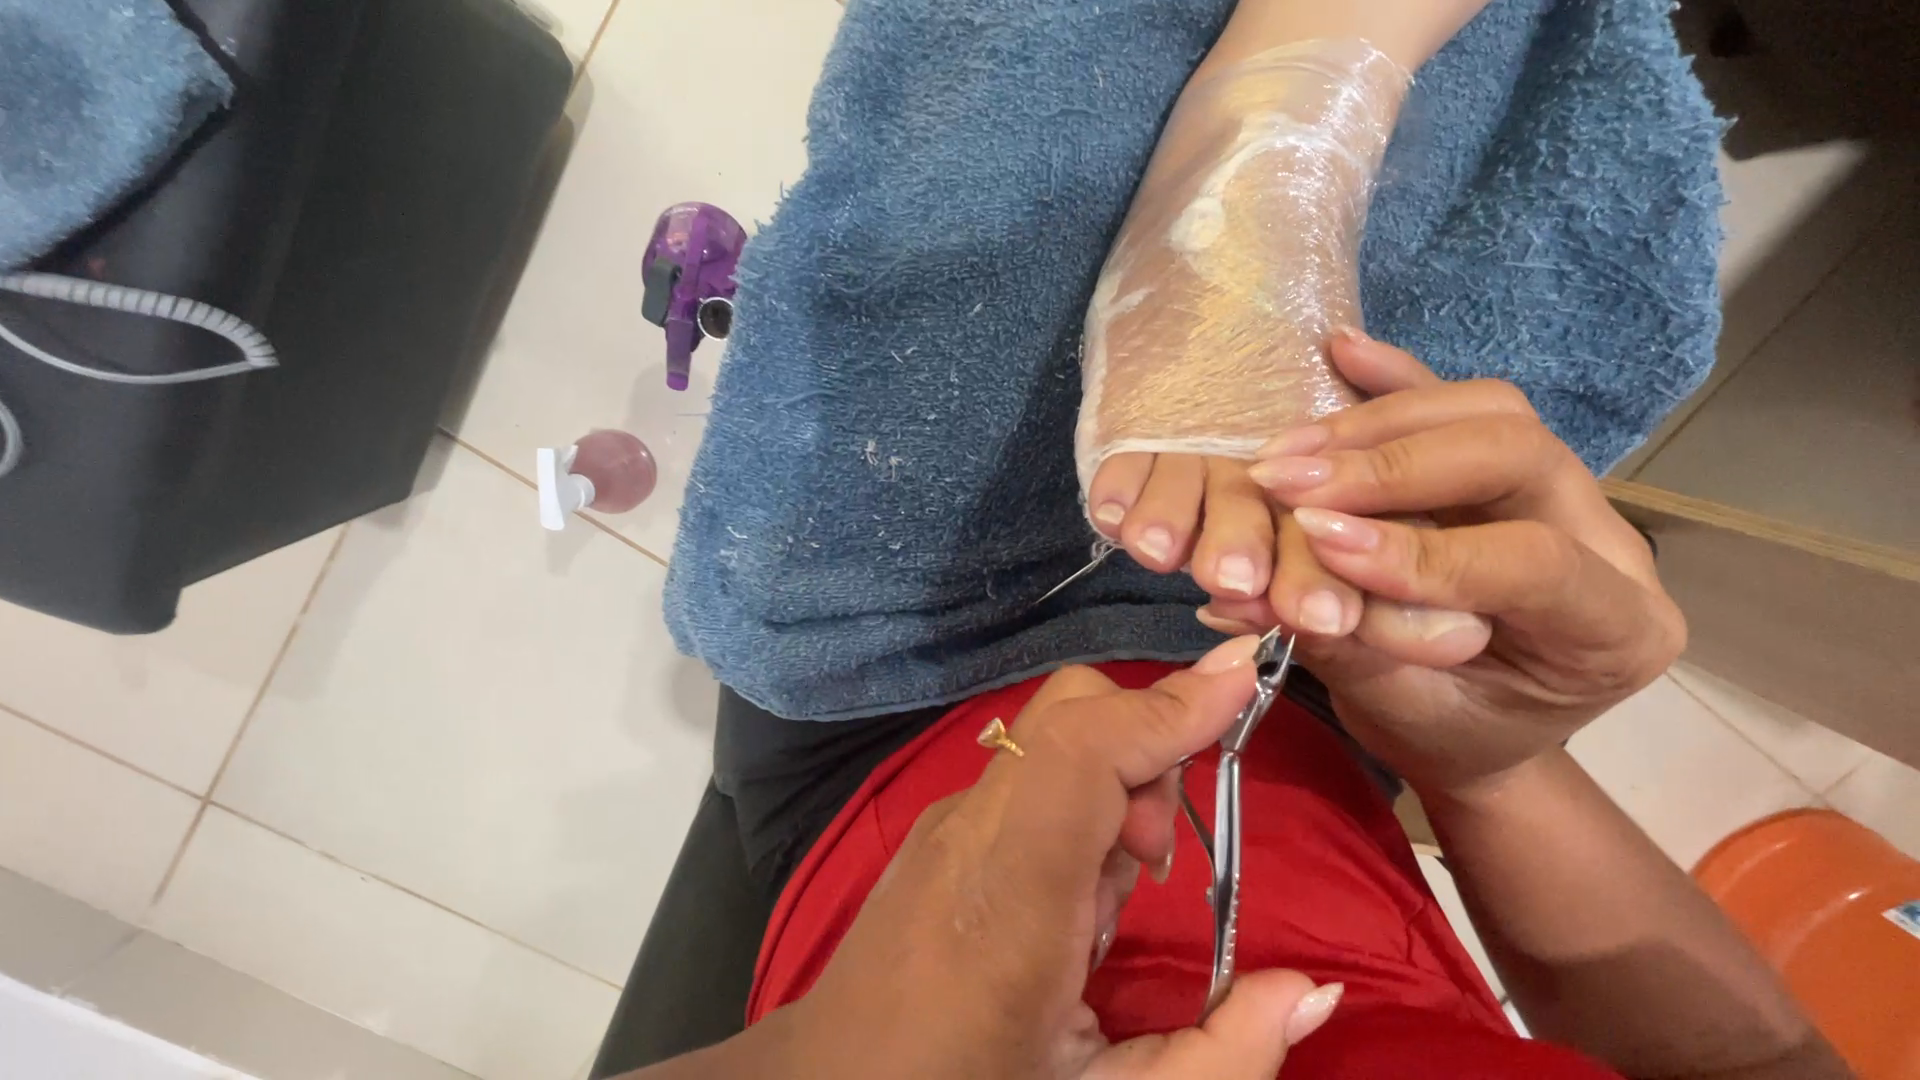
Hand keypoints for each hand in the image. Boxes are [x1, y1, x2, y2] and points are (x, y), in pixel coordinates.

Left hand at [766, 643, 1345, 1078]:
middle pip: (1068, 713)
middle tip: (1160, 853)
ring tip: (1123, 882)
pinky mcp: (940, 826)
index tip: (1246, 678)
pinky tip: (1080, 888)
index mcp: (1011, 898)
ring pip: (1050, 732)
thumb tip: (1314, 986)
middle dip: (1149, 740)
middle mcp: (971, 832)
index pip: (1084, 752)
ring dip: (1117, 773)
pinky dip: (1080, 796)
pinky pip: (1028, 770)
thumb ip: (1220, 1056)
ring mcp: (946, 821)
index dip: (1167, 706)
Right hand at [1203, 333, 1685, 797]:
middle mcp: (1607, 541)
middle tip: (1288, 483)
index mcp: (1612, 630)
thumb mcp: (1400, 713)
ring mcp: (1561, 492)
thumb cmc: (1445, 732)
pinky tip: (1340, 352)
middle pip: (1516, 452)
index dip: (1417, 551)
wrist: (1470, 728)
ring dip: (1374, 423)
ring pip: (1488, 410)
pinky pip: (1456, 401)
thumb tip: (1276, 582)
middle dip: (1389, 465)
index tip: (1316, 540)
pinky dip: (1395, 376)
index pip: (1530, 563)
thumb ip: (1354, 645)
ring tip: (1286, 453)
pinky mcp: (1501, 467)